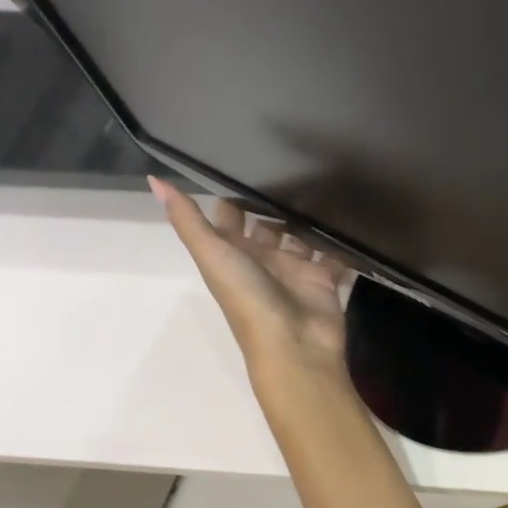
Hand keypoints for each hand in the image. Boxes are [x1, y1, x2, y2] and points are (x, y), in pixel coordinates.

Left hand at [151, 177, 351, 372]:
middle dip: (277, 201)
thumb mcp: (212, 255)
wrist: (294, 344)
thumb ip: (188, 220)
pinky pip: (335, 256)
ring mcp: (296, 269)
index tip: (248, 163)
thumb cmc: (248, 299)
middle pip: (268, 223)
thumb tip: (154, 180)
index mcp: (232, 252)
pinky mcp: (326, 279)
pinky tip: (353, 218)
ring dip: (311, 218)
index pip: (230, 215)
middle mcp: (263, 258)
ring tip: (327, 186)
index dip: (234, 193)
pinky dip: (344, 243)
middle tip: (295, 169)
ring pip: (303, 237)